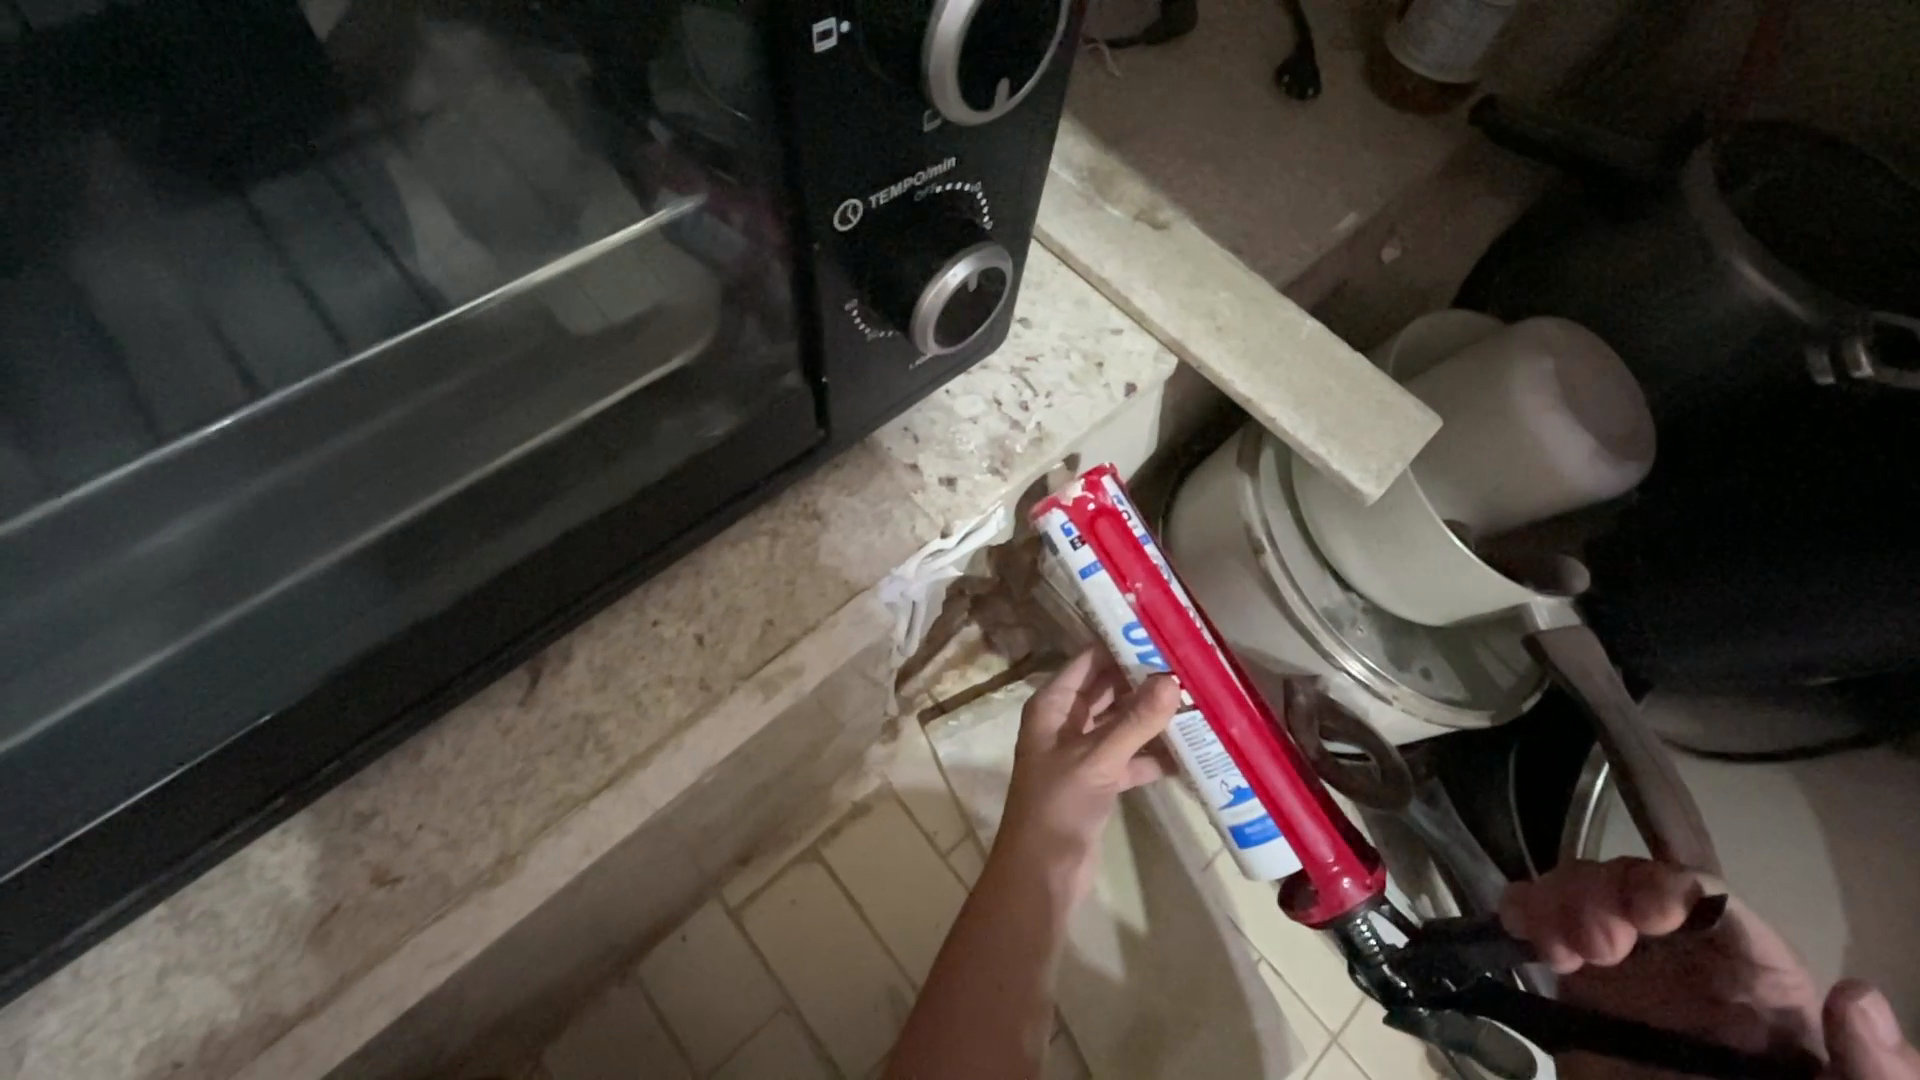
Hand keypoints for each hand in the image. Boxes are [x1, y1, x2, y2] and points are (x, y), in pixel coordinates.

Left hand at [993, 649, 1181, 895]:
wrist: (1042, 872)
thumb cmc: (1058, 805)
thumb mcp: (1097, 758)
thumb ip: (1135, 721)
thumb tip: (1171, 679)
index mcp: (1052, 706)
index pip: (1088, 662)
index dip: (1120, 646)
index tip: (1161, 634)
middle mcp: (1064, 723)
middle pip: (1107, 691)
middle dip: (1144, 681)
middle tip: (1191, 667)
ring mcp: (1082, 753)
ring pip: (1121, 725)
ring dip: (1153, 718)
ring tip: (1199, 702)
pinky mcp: (1099, 782)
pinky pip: (1130, 758)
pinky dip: (1154, 756)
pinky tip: (1190, 753)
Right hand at [1499, 857, 1919, 1079]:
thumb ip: (1874, 1070)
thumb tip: (1854, 993)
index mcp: (1754, 974)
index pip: (1708, 900)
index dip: (1669, 890)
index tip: (1644, 918)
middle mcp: (1681, 953)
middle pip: (1630, 881)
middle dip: (1601, 894)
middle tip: (1594, 948)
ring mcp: (1620, 964)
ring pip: (1578, 889)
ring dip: (1558, 900)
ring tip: (1555, 949)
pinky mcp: (1571, 981)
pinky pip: (1537, 920)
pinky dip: (1523, 910)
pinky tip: (1522, 932)